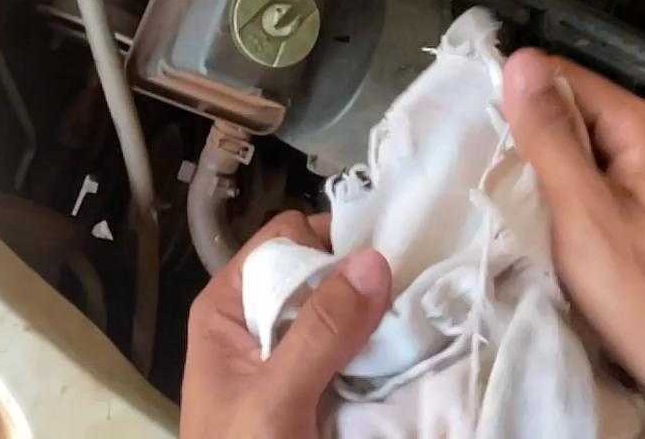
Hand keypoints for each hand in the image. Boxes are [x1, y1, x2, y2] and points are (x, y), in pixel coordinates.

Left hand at [180, 211, 392, 438]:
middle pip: (315, 273)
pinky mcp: (313, 389)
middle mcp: (255, 319)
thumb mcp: (274, 402)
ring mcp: (285, 356)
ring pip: (339, 312)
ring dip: (374, 320)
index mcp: (228, 306)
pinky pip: (351, 353)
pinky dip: (377, 353)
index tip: (379, 264)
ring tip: (416, 324)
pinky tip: (406, 357)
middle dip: (358, 283)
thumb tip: (374, 259)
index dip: (328, 243)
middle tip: (408, 297)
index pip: (282, 241)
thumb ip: (319, 332)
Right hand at [501, 49, 644, 438]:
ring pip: (603, 150)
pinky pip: (626, 182)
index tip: (497, 147)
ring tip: (549, 219)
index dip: (523, 104)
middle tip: (521, 194)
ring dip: (568, 175)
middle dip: (546, 144)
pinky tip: (588, 238)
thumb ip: (549, 134)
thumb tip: (520, 56)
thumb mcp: (584, 216)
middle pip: (586, 113)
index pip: (566, 78)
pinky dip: (596, 199)